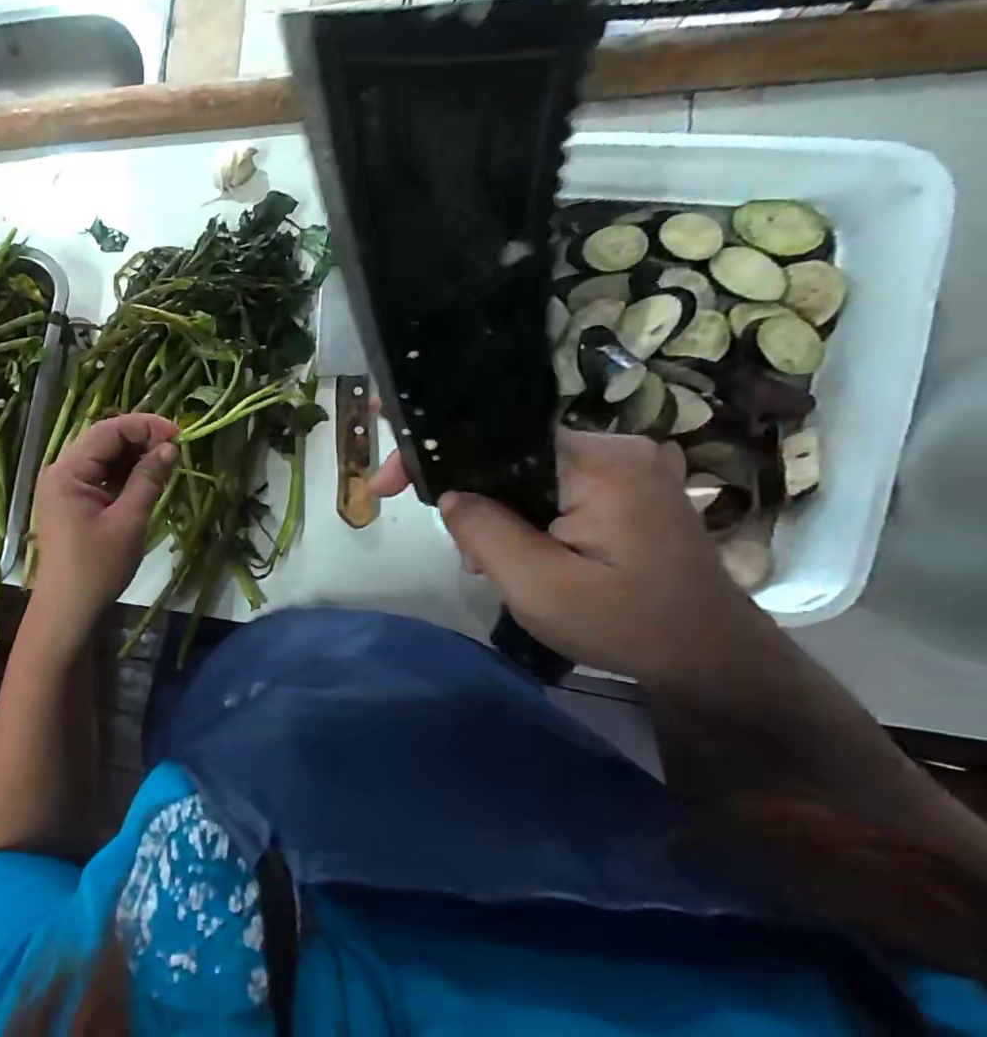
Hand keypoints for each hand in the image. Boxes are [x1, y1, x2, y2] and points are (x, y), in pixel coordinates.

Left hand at [31, 413, 178, 626]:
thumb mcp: (129, 521)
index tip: (180, 435)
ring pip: (102, 457)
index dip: (145, 426)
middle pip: (103, 439)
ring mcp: (63, 487)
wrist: (68, 609)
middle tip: (176, 449)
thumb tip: (171, 447)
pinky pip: (98, 475)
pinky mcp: (70, 502)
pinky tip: (146, 480)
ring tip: (166, 463)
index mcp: (67, 471)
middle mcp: (59, 471)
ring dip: (133, 456)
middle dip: (141, 438)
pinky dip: (122, 474)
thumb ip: (149, 479)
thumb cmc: (97, 567)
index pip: (108, 430)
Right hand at [372, 429, 783, 682]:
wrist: (713, 663)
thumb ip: (483, 531)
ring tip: (481, 561)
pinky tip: (513, 554)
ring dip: (492, 511)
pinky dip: (520, 515)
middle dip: (465, 493)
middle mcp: (618, 450)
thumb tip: (449, 493)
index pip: (495, 436)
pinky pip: (548, 486)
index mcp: (602, 462)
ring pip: (523, 473)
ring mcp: (627, 468)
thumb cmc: (628, 625)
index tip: (385, 484)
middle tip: (452, 547)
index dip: (434, 454)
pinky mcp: (627, 490)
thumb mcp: (537, 585)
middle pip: (507, 452)